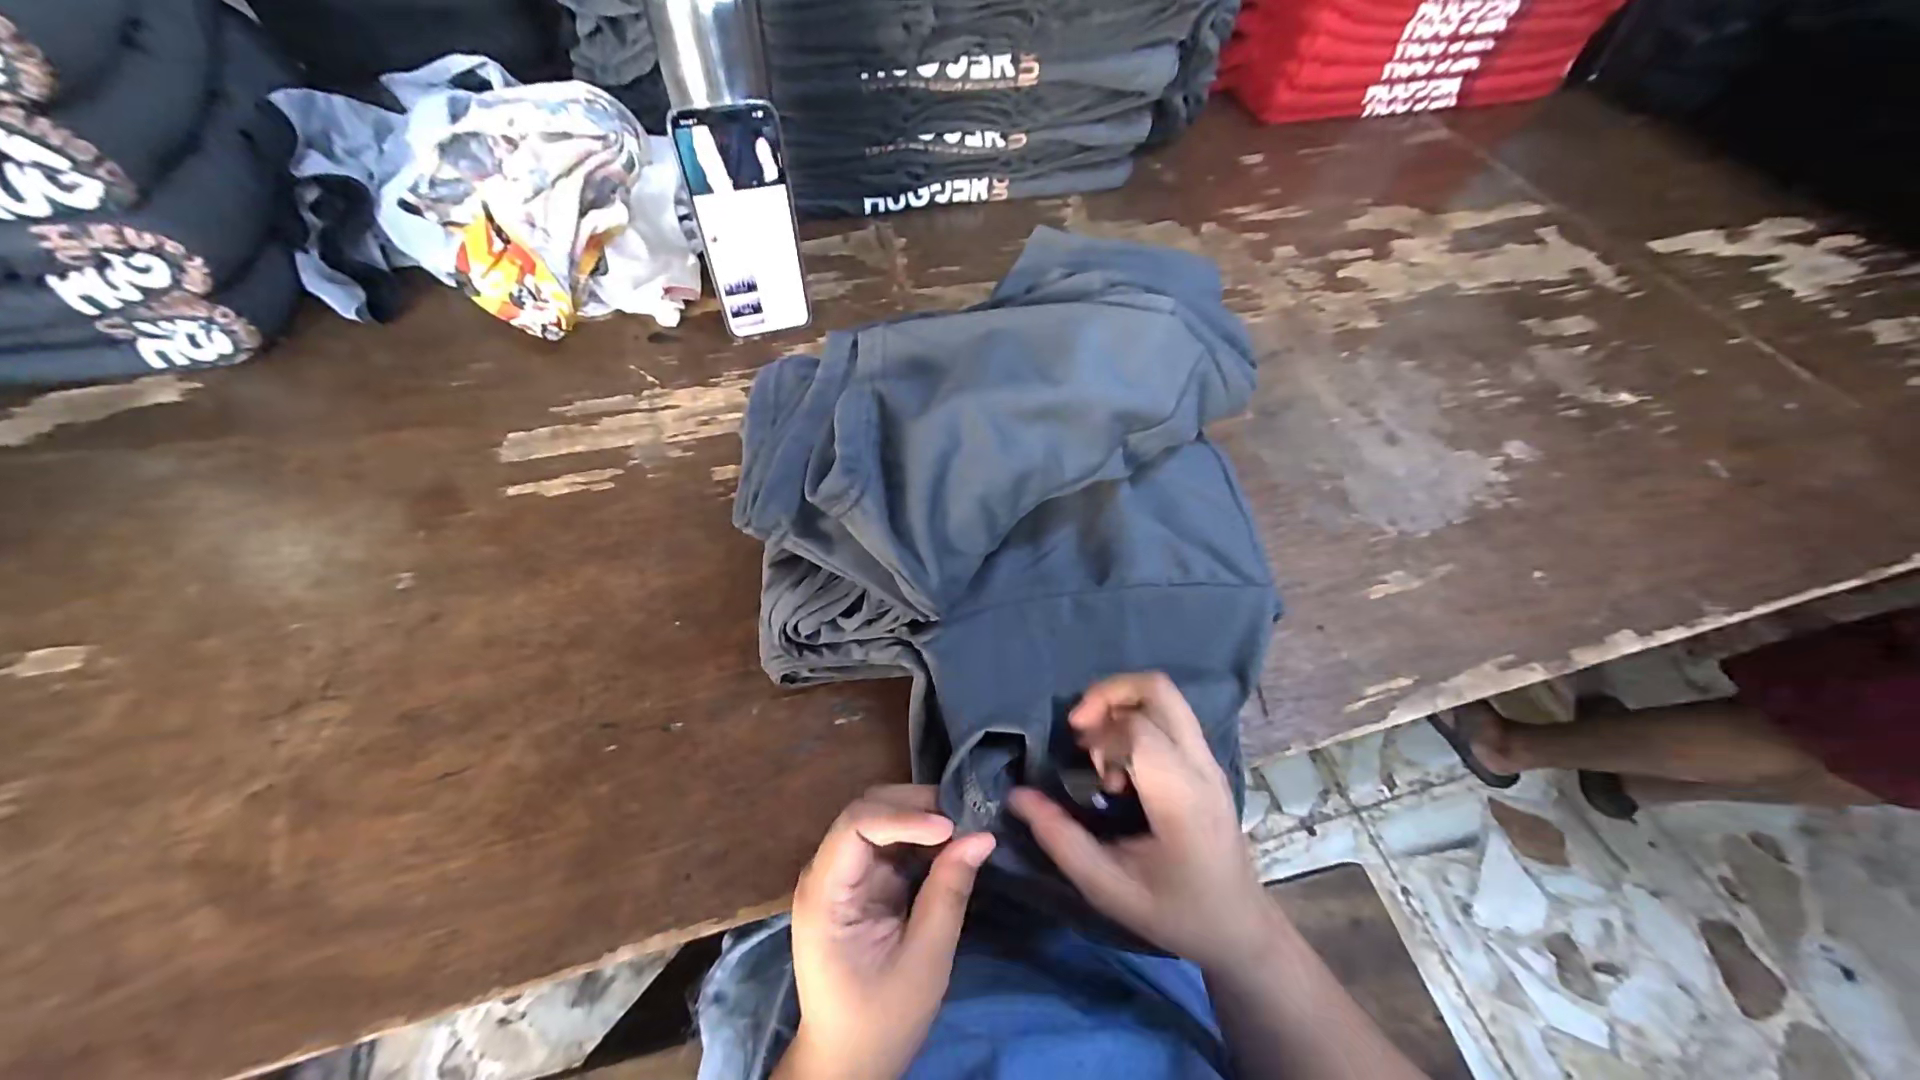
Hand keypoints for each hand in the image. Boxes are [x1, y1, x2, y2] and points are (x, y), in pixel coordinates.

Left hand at [777, 785, 995, 1079]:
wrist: (848, 1062)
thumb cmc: (880, 1021)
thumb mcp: (924, 962)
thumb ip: (949, 893)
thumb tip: (982, 836)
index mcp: (824, 893)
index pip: (856, 825)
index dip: (903, 817)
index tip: (949, 828)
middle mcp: (826, 872)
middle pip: (866, 810)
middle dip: (916, 807)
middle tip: (965, 817)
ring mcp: (843, 874)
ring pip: (879, 818)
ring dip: (921, 817)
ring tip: (963, 826)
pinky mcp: (861, 882)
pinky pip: (890, 841)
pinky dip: (922, 836)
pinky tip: (949, 843)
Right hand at [1009, 673, 1273, 971]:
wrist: (1239, 928)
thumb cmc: (1174, 912)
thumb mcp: (1107, 887)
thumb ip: (1060, 838)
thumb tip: (1017, 796)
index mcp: (1180, 795)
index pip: (1138, 726)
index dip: (1099, 730)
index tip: (1079, 757)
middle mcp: (1200, 765)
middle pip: (1157, 689)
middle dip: (1108, 693)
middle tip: (1080, 728)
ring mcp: (1208, 760)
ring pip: (1164, 696)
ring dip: (1120, 706)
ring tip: (1097, 750)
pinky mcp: (1206, 763)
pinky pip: (1168, 716)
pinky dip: (1135, 720)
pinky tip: (1118, 764)